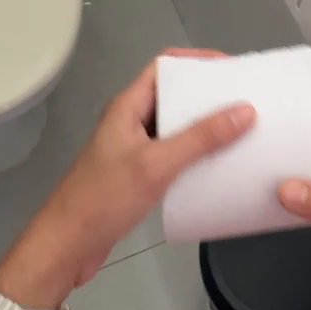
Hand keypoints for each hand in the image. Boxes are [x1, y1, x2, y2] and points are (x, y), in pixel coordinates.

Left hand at [0, 51, 252, 306]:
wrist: (65, 249)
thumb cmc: (104, 199)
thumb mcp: (156, 165)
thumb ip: (200, 138)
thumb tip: (245, 110)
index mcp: (128, 106)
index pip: (164, 66)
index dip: (197, 60)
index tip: (231, 68)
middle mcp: (131, 120)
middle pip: (173, 94)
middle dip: (207, 94)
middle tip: (244, 99)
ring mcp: (133, 148)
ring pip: (175, 125)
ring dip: (204, 125)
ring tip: (240, 129)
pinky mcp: (137, 174)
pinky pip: (173, 152)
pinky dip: (195, 152)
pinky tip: (217, 164)